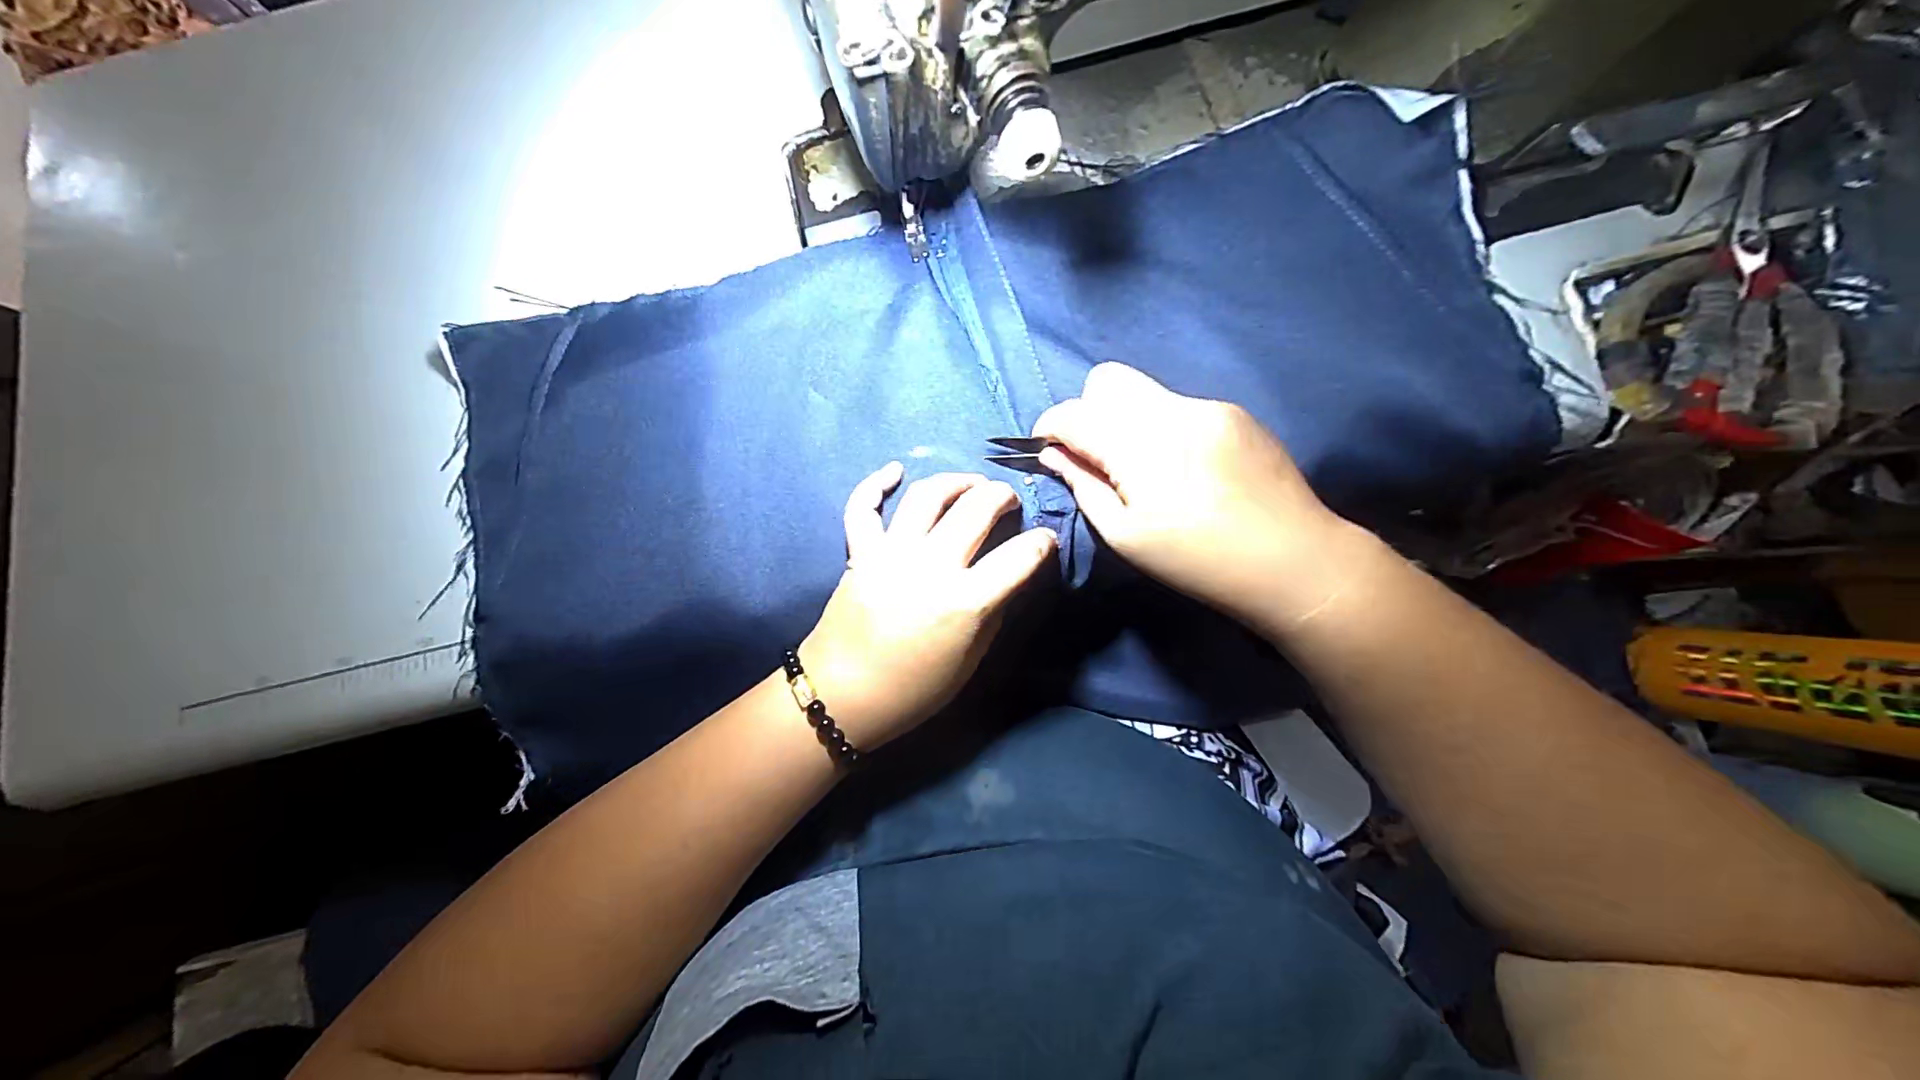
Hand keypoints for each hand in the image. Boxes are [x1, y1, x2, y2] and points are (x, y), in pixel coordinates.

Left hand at [799, 463, 1057, 749]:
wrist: (844, 696)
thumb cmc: (915, 689)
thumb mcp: (971, 659)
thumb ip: (995, 610)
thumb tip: (1012, 575)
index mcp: (965, 601)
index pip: (1021, 555)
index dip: (1043, 542)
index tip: (1045, 540)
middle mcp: (930, 566)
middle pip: (977, 508)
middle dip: (1003, 497)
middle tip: (1009, 503)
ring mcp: (891, 553)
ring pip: (929, 494)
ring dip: (958, 481)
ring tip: (972, 485)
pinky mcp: (860, 551)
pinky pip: (864, 506)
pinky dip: (876, 483)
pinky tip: (896, 470)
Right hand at [1032, 362, 1363, 631]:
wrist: (1294, 559)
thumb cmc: (1199, 560)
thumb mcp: (1127, 535)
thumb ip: (1084, 486)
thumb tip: (1053, 455)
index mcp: (1140, 447)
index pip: (1074, 413)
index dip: (1049, 428)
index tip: (1047, 449)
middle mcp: (1172, 411)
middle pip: (1106, 380)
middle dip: (1087, 411)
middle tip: (1096, 456)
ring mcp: (1208, 407)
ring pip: (1144, 392)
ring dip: (1127, 420)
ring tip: (1146, 468)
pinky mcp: (1234, 413)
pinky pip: (1179, 405)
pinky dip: (1163, 427)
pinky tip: (1185, 468)